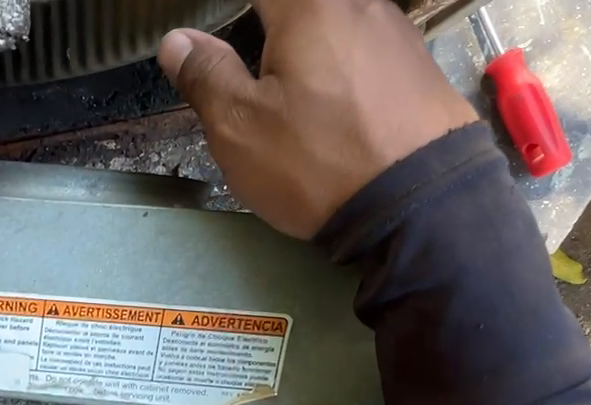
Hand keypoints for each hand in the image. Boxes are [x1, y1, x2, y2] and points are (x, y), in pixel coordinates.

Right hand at [158, 0, 477, 239]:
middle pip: (300, 7)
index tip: (211, 40)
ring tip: (284, 92)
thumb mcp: (239, 127)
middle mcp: (357, 2)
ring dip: (304, 48)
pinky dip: (335, 64)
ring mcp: (394, 30)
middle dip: (267, 30)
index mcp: (309, 6)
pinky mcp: (415, 64)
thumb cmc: (312, 159)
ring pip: (334, 23)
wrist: (414, 199)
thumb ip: (206, 77)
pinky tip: (327, 104)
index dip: (227, 14)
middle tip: (242, 70)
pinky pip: (361, 48)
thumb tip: (176, 40)